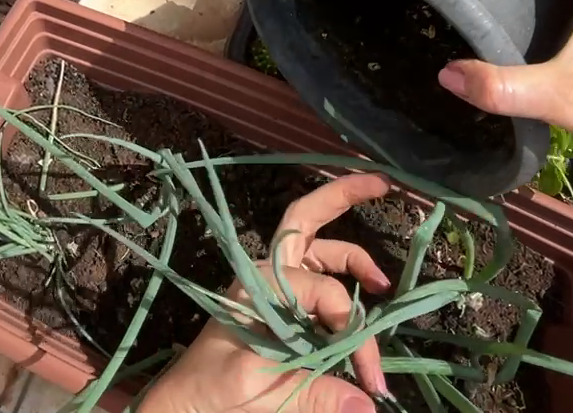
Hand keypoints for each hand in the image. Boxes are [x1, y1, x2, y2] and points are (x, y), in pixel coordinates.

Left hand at [139, 175, 394, 412]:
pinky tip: (366, 302)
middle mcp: (270, 272)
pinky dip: (347, 282)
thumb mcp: (258, 388)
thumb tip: (367, 406)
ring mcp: (278, 285)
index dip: (350, 328)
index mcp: (259, 283)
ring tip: (383, 284)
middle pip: (308, 218)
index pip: (321, 289)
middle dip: (344, 195)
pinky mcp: (286, 304)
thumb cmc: (213, 387)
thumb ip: (313, 394)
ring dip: (354, 256)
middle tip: (383, 182)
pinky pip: (323, 279)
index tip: (367, 373)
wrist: (188, 403)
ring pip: (322, 249)